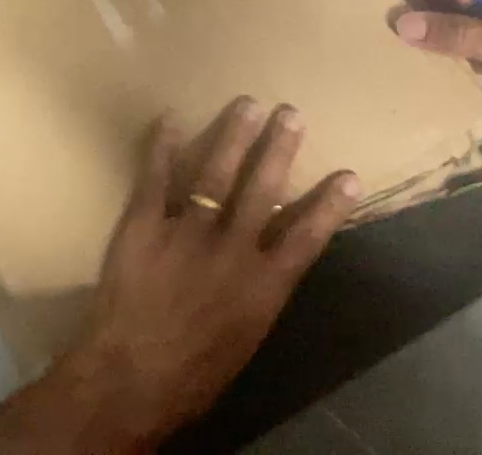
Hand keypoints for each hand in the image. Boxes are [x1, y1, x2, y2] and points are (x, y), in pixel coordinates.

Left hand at [56, 97, 361, 447]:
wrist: (132, 376)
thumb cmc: (194, 372)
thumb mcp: (244, 338)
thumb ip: (258, 293)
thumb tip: (270, 261)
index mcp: (263, 286)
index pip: (306, 236)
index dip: (329, 204)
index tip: (349, 174)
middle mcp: (231, 251)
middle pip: (261, 190)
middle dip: (277, 149)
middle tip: (290, 112)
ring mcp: (186, 233)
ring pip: (214, 174)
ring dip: (231, 137)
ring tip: (246, 105)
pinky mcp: (144, 225)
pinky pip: (156, 177)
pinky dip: (163, 146)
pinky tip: (169, 118)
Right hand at [394, 0, 481, 173]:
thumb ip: (463, 34)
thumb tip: (400, 22)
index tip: (418, 10)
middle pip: (459, 9)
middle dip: (430, 19)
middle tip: (399, 42)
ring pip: (463, 45)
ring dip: (438, 53)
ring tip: (405, 67)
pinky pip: (474, 79)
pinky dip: (455, 82)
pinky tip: (431, 92)